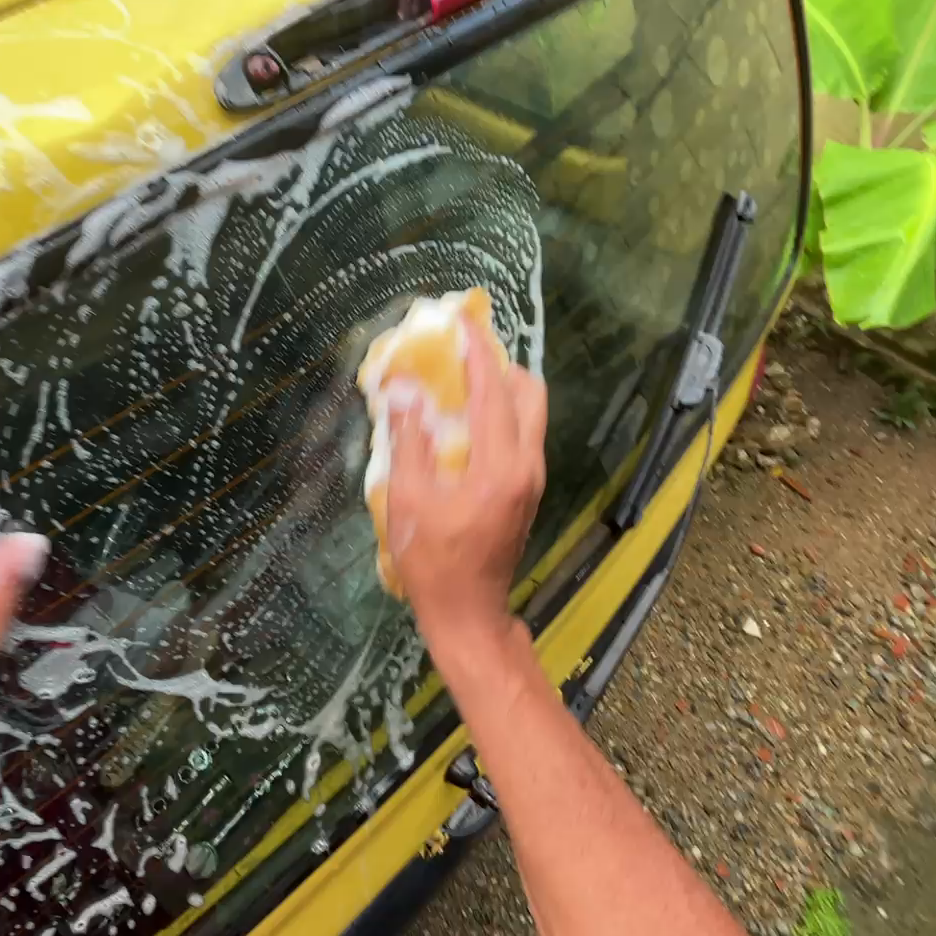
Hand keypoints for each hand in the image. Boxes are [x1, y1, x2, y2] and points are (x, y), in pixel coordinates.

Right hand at [385, 314, 546, 641]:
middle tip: (462, 355)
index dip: (475, 354)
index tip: (460, 323)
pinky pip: (522, 436)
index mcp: (499, 466)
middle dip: (499, 366)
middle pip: (529, 394)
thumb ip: (408, 441)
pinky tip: (467, 422)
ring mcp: (532, 480)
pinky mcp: (527, 491)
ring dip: (501, 390)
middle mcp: (526, 466)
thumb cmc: (433, 560)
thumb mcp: (409, 500)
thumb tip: (403, 392)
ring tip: (461, 383)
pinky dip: (501, 416)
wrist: (468, 613)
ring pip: (531, 415)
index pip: (492, 393)